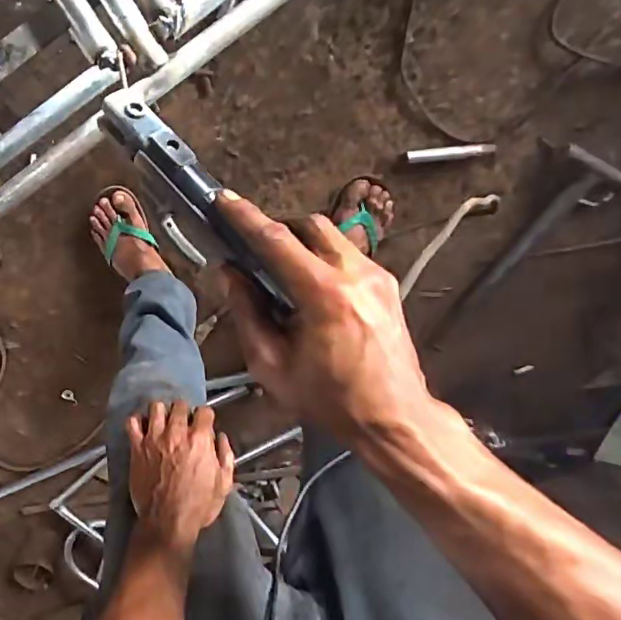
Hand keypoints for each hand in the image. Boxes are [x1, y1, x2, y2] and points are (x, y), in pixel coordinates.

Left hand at [126, 401, 233, 548]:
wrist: (167, 522)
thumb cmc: (197, 506)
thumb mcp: (223, 484)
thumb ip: (225, 456)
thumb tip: (220, 438)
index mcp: (199, 440)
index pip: (204, 412)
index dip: (205, 417)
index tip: (203, 425)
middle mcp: (176, 433)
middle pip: (179, 405)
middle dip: (184, 412)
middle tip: (183, 423)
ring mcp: (154, 438)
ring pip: (156, 407)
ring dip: (162, 412)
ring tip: (163, 422)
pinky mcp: (137, 447)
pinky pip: (132, 423)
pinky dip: (137, 421)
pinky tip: (143, 428)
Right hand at [214, 191, 436, 442]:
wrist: (395, 417)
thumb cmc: (331, 399)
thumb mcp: (272, 364)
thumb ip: (247, 312)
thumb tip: (229, 274)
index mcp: (324, 295)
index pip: (277, 241)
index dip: (246, 218)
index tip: (225, 201)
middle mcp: (356, 275)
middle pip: (309, 225)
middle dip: (277, 228)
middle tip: (253, 247)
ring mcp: (377, 277)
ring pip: (331, 235)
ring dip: (301, 241)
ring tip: (281, 270)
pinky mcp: (387, 284)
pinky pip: (347, 253)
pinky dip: (322, 257)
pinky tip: (310, 287)